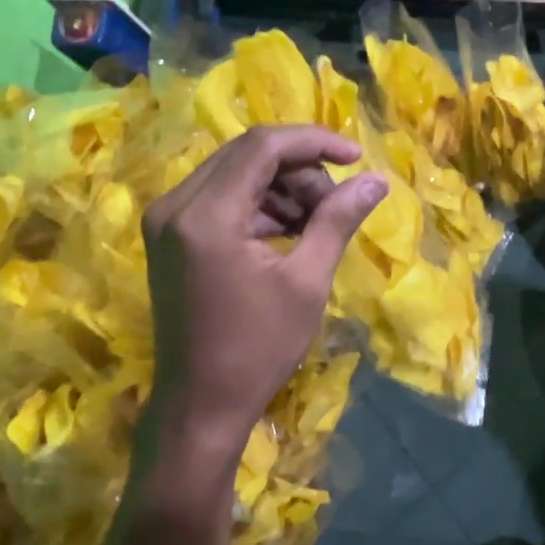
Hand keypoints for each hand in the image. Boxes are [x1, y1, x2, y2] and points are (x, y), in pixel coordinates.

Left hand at [143, 125, 386, 443]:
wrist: (202, 402)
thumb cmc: (259, 347)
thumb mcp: (308, 282)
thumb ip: (338, 220)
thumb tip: (377, 180)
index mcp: (206, 214)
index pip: (262, 146)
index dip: (315, 141)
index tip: (357, 157)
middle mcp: (176, 205)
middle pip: (247, 154)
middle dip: (300, 169)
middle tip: (337, 204)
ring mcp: (167, 220)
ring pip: (235, 174)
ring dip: (282, 187)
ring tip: (318, 224)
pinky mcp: (170, 236)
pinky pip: (221, 199)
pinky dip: (260, 206)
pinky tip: (290, 234)